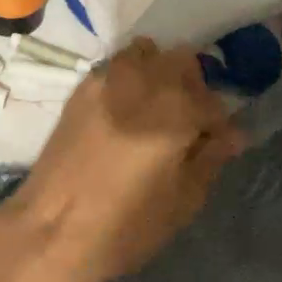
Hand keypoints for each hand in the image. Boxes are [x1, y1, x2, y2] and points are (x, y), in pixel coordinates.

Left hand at [12, 38, 243, 281]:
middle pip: (182, 60)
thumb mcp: (181, 202)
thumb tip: (231, 135)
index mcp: (174, 111)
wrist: (51, 229)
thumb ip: (209, 159)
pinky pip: (116, 64)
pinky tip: (125, 109)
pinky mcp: (81, 87)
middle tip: (189, 120)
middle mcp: (142, 82)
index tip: (217, 143)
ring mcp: (107, 78)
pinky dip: (129, 76)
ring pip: (146, 52)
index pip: (213, 102)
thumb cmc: (125, 227)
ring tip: (156, 106)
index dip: (220, 124)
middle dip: (193, 86)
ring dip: (159, 71)